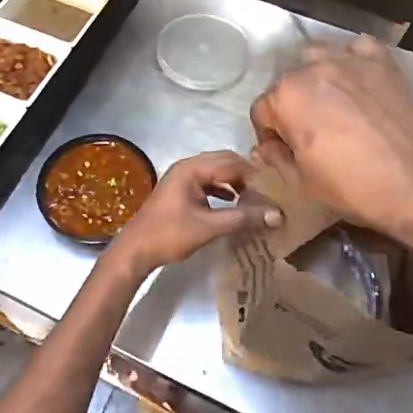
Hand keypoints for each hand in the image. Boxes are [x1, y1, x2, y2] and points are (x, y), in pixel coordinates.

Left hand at [109, 151, 281, 273]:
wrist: (135, 250)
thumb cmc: (169, 235)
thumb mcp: (209, 227)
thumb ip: (242, 218)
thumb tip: (277, 215)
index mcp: (192, 169)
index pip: (232, 163)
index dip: (255, 176)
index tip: (275, 191)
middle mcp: (188, 166)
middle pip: (225, 162)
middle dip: (247, 176)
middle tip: (268, 193)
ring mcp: (183, 177)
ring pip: (217, 172)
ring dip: (236, 183)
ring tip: (255, 199)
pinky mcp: (182, 190)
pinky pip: (208, 182)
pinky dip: (223, 190)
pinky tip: (235, 203)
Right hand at [250, 36, 412, 244]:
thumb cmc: (352, 187)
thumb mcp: (301, 182)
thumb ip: (275, 158)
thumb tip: (265, 148)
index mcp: (286, 98)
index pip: (262, 110)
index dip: (269, 135)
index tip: (283, 151)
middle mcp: (312, 69)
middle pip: (288, 83)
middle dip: (291, 107)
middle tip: (309, 134)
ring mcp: (349, 61)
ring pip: (317, 58)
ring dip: (316, 78)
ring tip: (329, 103)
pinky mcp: (381, 63)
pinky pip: (358, 49)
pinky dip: (353, 60)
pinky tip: (357, 81)